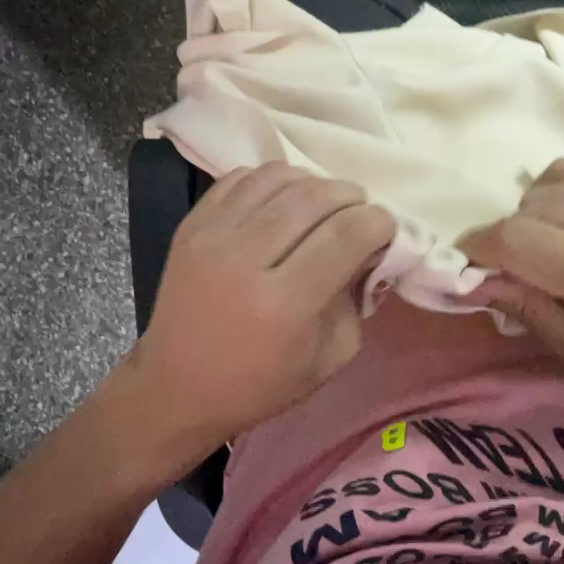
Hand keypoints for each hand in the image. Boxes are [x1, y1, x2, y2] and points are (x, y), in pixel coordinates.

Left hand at [126, 162, 396, 442]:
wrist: (178, 385)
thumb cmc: (260, 384)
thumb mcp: (329, 357)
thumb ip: (357, 298)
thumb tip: (370, 249)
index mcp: (285, 304)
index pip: (347, 234)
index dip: (378, 222)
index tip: (385, 228)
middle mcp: (246, 260)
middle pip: (315, 198)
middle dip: (352, 196)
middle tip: (361, 211)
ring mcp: (213, 236)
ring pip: (278, 178)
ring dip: (314, 182)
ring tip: (325, 201)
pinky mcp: (192, 224)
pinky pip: (241, 178)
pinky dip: (273, 179)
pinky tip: (284, 199)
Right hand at [459, 158, 563, 387]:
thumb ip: (527, 310)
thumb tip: (476, 282)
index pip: (509, 238)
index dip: (478, 249)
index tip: (471, 264)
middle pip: (522, 212)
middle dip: (507, 240)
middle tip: (520, 267)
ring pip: (542, 189)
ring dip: (531, 216)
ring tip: (549, 242)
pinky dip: (553, 189)